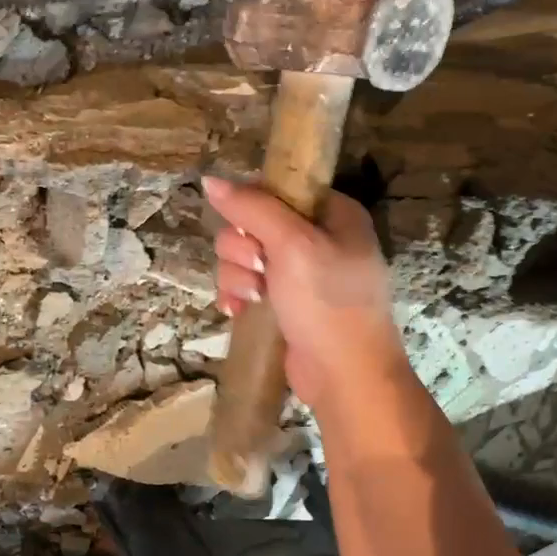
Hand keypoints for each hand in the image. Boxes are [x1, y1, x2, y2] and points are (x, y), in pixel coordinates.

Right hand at [203, 176, 407, 411]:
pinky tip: (238, 310)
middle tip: (258, 268)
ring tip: (252, 297)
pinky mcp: (283, 301)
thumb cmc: (328, 302)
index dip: (252, 204)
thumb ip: (251, 208)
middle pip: (250, 222)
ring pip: (241, 255)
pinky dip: (236, 295)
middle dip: (241, 248)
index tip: (249, 227)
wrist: (346, 376)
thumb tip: (210, 179)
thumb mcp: (292, 245)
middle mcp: (316, 237)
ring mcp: (299, 272)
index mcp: (332, 213)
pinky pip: (244, 284)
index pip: (276, 187)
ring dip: (236, 275)